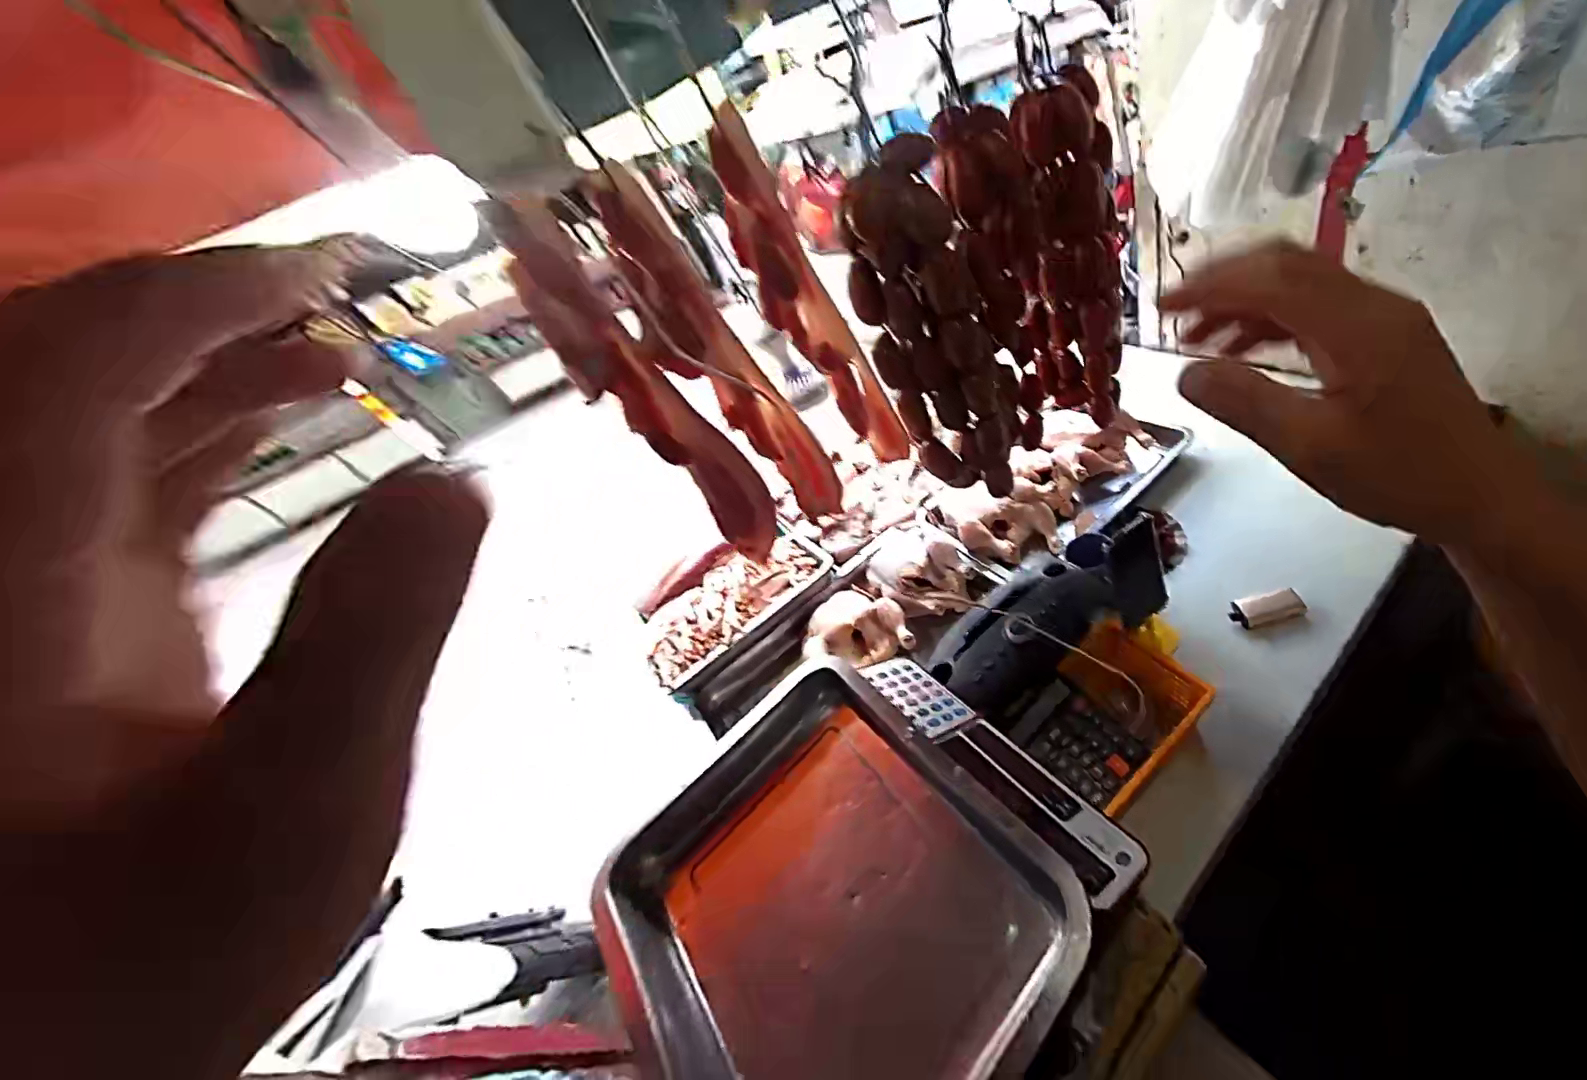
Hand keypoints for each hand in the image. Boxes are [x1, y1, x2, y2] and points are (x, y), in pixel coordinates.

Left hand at [0, 250, 489, 1076]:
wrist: (21, 1067)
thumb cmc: (152, 953)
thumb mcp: (304, 800)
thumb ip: (375, 635)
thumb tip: (457, 484)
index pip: (73, 366)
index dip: (207, 294)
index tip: (334, 265)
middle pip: (42, 370)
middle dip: (202, 311)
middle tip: (344, 291)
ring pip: (68, 422)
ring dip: (202, 365)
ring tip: (331, 345)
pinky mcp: (33, 625)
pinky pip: (99, 483)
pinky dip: (192, 433)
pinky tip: (283, 425)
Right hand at [1169, 240, 1533, 546]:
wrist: (1479, 496)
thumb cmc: (1397, 476)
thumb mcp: (1310, 447)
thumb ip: (1245, 403)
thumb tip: (1186, 374)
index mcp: (1357, 327)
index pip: (1270, 280)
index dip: (1209, 286)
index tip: (1162, 307)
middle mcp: (1373, 305)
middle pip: (1286, 265)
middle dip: (1223, 282)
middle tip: (1175, 314)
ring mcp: (1383, 317)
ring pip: (1300, 285)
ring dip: (1244, 302)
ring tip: (1199, 339)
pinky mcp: (1384, 336)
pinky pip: (1317, 310)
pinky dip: (1271, 321)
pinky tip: (1243, 351)